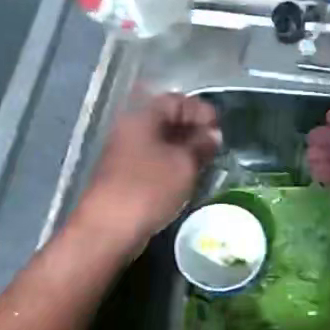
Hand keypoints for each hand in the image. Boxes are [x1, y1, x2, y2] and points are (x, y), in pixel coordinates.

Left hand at [74, 93, 219, 253]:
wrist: (109, 228)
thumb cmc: (149, 189)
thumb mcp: (184, 165)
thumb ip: (201, 145)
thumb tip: (212, 135)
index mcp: (142, 118)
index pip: (175, 101)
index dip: (200, 110)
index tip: (220, 127)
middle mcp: (129, 131)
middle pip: (165, 120)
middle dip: (193, 129)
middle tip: (216, 146)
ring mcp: (124, 155)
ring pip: (159, 142)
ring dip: (183, 149)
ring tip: (206, 163)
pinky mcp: (124, 177)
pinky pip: (153, 161)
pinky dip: (172, 164)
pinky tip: (186, 178)